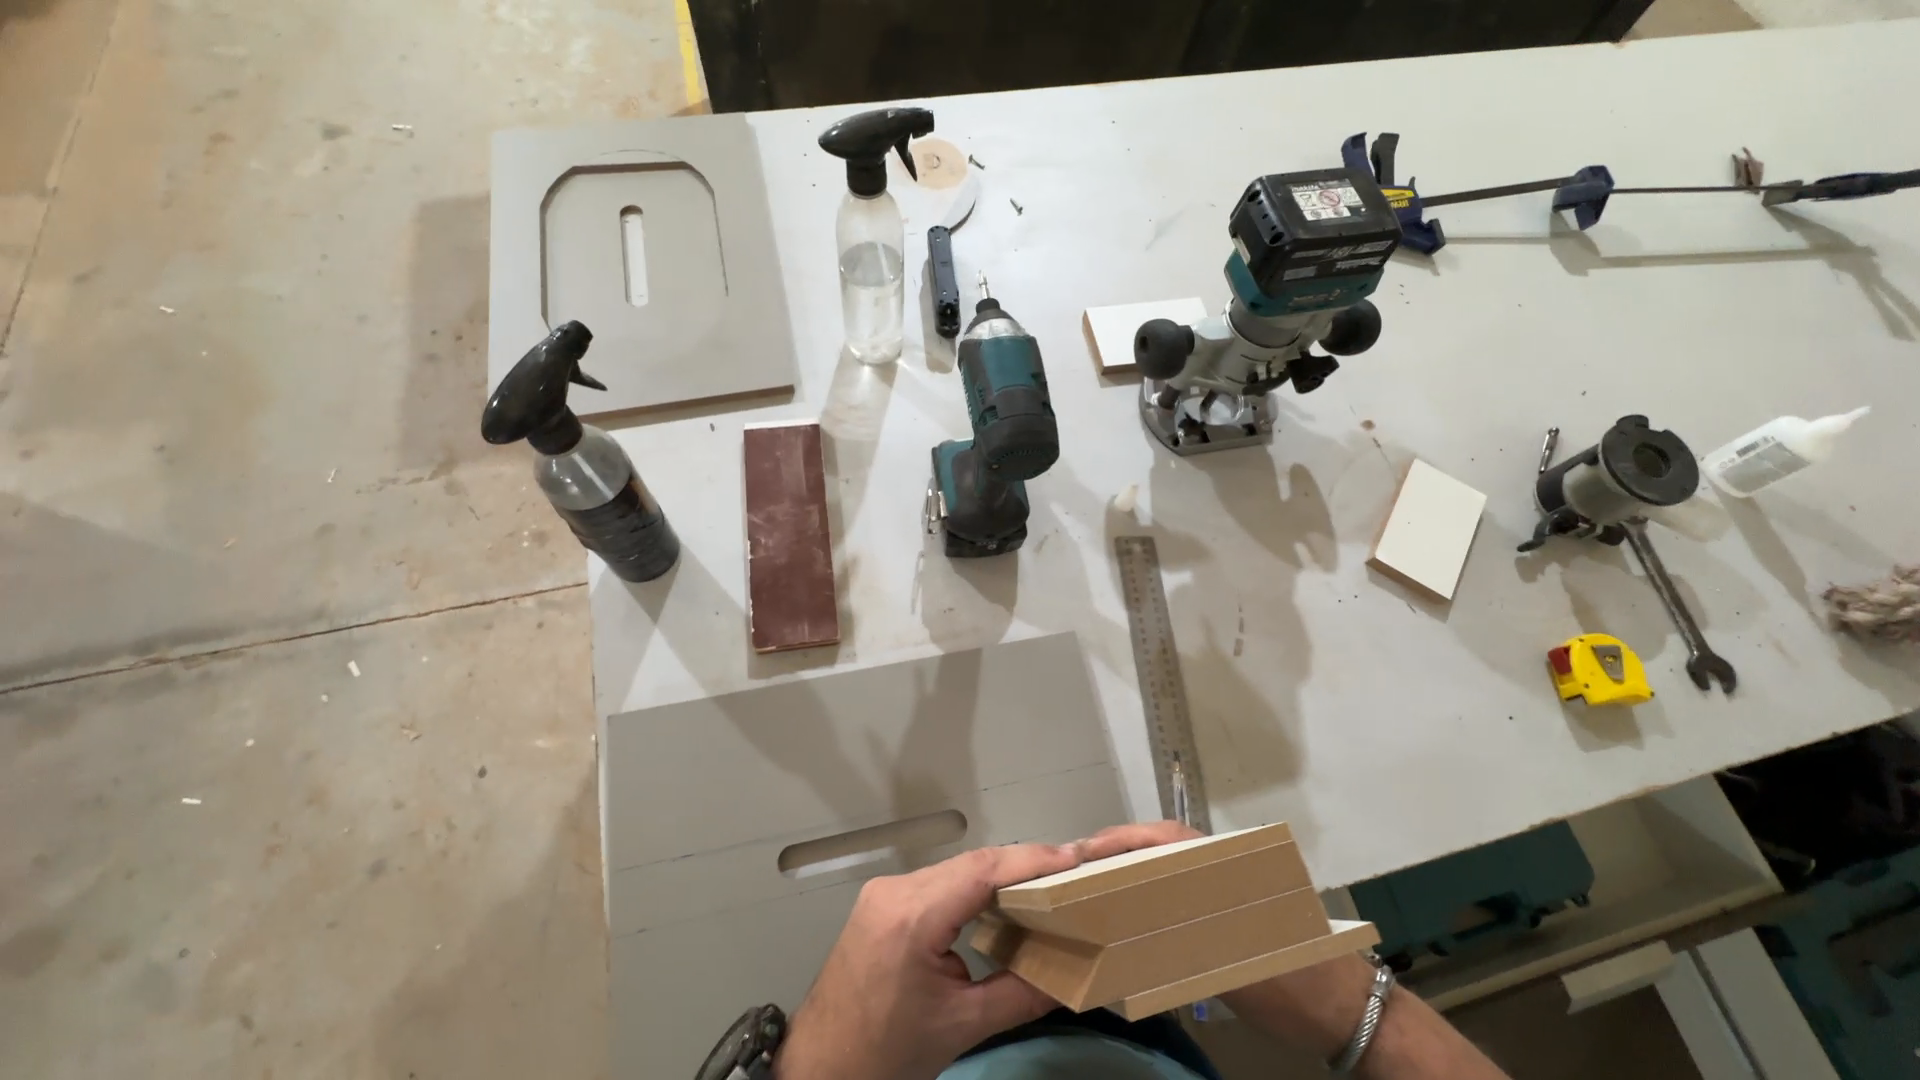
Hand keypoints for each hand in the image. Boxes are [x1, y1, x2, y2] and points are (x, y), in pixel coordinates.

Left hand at [772, 842, 1083, 1079]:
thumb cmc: (888, 1050)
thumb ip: (1021, 995)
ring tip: (1046, 882)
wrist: (822, 1065)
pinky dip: (972, 886)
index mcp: (912, 917)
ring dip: (998, 874)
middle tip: (1071, 870)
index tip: (1074, 857)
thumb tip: (1071, 978)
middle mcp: (895, 890)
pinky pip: (938, 882)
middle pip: (970, 864)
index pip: (981, 870)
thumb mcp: (963, 1026)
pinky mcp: (881, 901)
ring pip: (955, 869)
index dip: (1031, 859)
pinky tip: (1000, 899)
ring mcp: (884, 892)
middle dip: (1023, 864)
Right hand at [1068, 821, 1376, 1058]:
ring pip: (1172, 862)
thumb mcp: (1232, 974)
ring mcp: (1232, 883)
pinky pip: (1185, 885)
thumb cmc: (1293, 987)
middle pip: (1163, 843)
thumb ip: (1178, 951)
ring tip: (1097, 884)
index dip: (1120, 840)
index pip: (1163, 837)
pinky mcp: (1235, 906)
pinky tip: (1134, 910)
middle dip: (1119, 850)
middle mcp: (1227, 865)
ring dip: (1134, 867)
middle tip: (1078, 868)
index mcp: (1226, 867)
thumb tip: (1121, 939)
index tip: (1083, 852)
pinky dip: (1154, 888)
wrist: (1351, 1012)